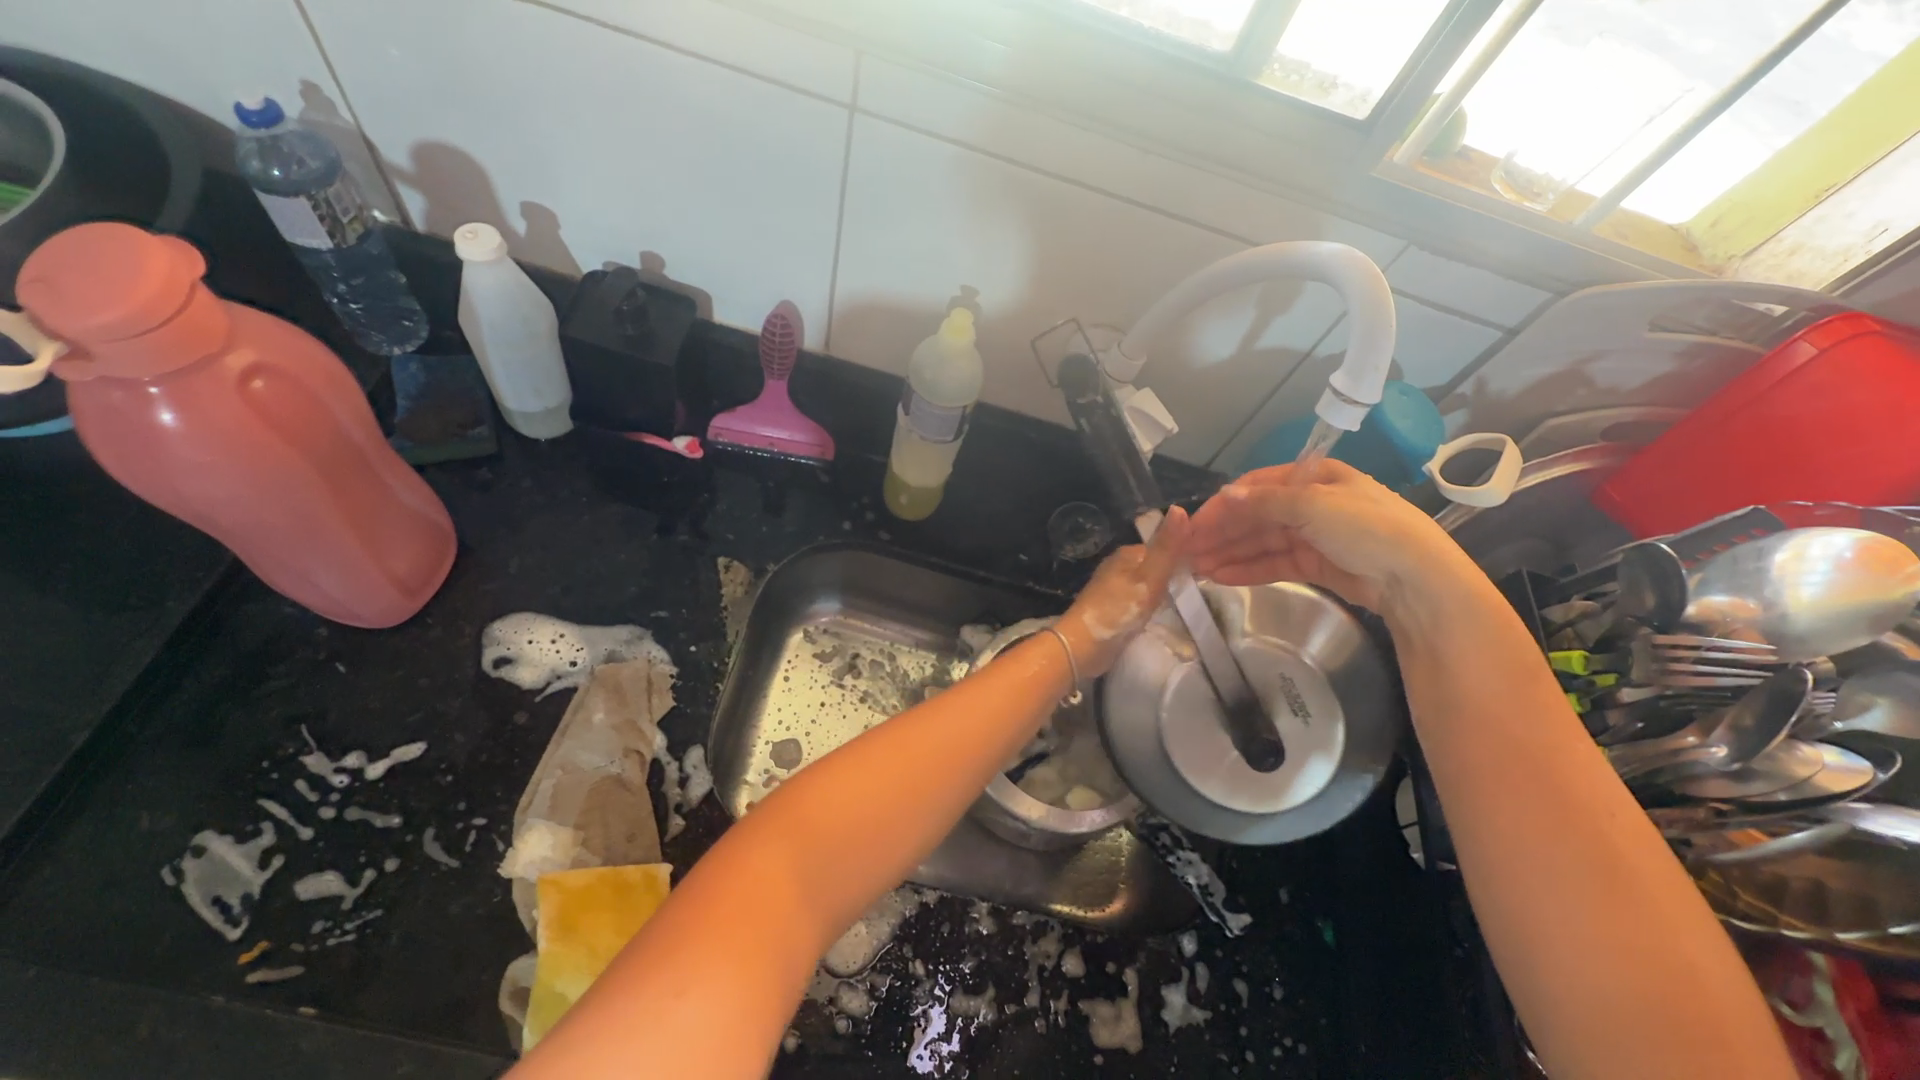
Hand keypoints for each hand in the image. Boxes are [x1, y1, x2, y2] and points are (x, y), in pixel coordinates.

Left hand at [1056, 506, 1188, 676]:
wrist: (1084, 645)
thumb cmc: (1119, 608)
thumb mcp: (1150, 576)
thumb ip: (1166, 547)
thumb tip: (1180, 508)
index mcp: (1127, 554)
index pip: (1161, 547)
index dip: (1181, 556)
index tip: (1202, 570)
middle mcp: (1118, 567)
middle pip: (1153, 566)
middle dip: (1171, 575)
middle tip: (1195, 590)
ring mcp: (1112, 588)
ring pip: (1145, 584)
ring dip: (1161, 591)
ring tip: (1183, 602)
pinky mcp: (1111, 608)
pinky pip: (1137, 600)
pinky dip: (1149, 605)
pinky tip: (1160, 614)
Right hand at [1187, 461, 1469, 616]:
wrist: (1415, 577)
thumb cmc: (1367, 528)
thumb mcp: (1313, 505)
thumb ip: (1264, 502)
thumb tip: (1225, 495)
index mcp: (1313, 477)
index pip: (1256, 487)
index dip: (1223, 506)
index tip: (1194, 526)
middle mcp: (1311, 503)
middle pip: (1256, 517)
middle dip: (1221, 534)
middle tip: (1187, 553)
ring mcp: (1314, 536)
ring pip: (1261, 543)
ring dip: (1229, 554)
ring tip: (1197, 570)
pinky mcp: (1317, 566)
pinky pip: (1274, 564)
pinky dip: (1248, 570)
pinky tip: (1222, 577)